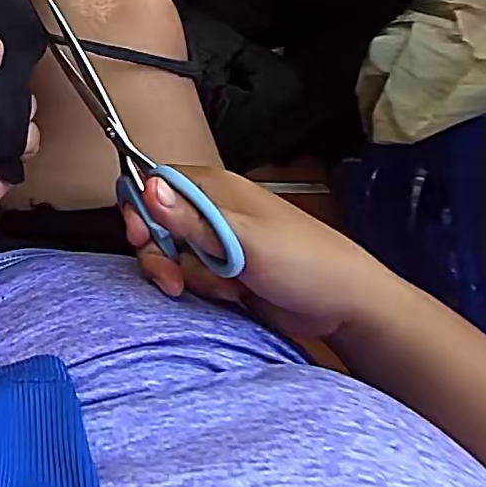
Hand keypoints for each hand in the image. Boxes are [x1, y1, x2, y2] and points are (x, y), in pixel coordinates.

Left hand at [0, 37, 39, 266]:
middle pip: (9, 84)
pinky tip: (6, 145)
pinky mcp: (8, 158)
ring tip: (0, 121)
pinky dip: (26, 140)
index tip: (7, 44)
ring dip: (20, 112)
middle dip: (13, 83)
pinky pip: (31, 140)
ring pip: (25, 109)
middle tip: (4, 88)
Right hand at [122, 167, 407, 338]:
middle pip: (158, 222)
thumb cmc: (305, 262)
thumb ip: (193, 218)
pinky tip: (229, 294)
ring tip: (222, 287)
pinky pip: (192, 274)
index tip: (141, 238)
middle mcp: (213, 208)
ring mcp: (219, 239)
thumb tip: (149, 186)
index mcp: (216, 187)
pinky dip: (202, 287)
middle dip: (161, 253)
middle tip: (175, 279)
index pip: (156, 182)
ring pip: (173, 252)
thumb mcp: (245, 240)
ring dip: (187, 275)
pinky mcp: (224, 267)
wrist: (345, 304)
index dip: (141, 208)